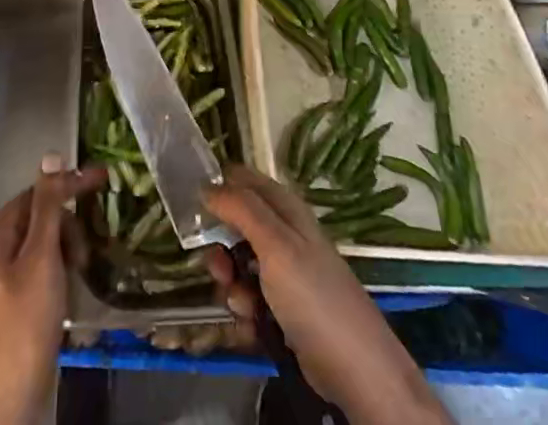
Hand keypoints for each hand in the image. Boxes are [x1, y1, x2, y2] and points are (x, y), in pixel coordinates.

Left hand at [0, 155, 105, 424]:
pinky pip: (46, 264)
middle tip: (85, 249)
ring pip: (47, 241)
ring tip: (81, 269)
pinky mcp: (20, 295)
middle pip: (42, 215)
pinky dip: (63, 266)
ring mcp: (7, 273)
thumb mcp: (41, 256)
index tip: (104, 177)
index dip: (69, 184)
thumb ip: (48, 206)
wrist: (14, 391)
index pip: (37, 191)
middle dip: (70, 225)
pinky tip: (74, 281)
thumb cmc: (26, 319)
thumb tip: (51, 157)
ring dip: (69, 247)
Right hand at [203, 165, 450, 424]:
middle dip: (220, 249)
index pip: (244, 181)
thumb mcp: (276, 245)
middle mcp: (284, 235)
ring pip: (237, 265)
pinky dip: (245, 310)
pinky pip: (248, 297)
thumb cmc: (313, 295)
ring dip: (232, 285)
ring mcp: (283, 272)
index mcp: (286, 209)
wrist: (353, 367)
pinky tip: (253, 326)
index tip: (194, 207)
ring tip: (244, 306)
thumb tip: (207, 184)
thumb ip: (242, 210)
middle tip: (221, 269)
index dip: (219, 188)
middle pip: (235, 226)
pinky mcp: (281, 305)